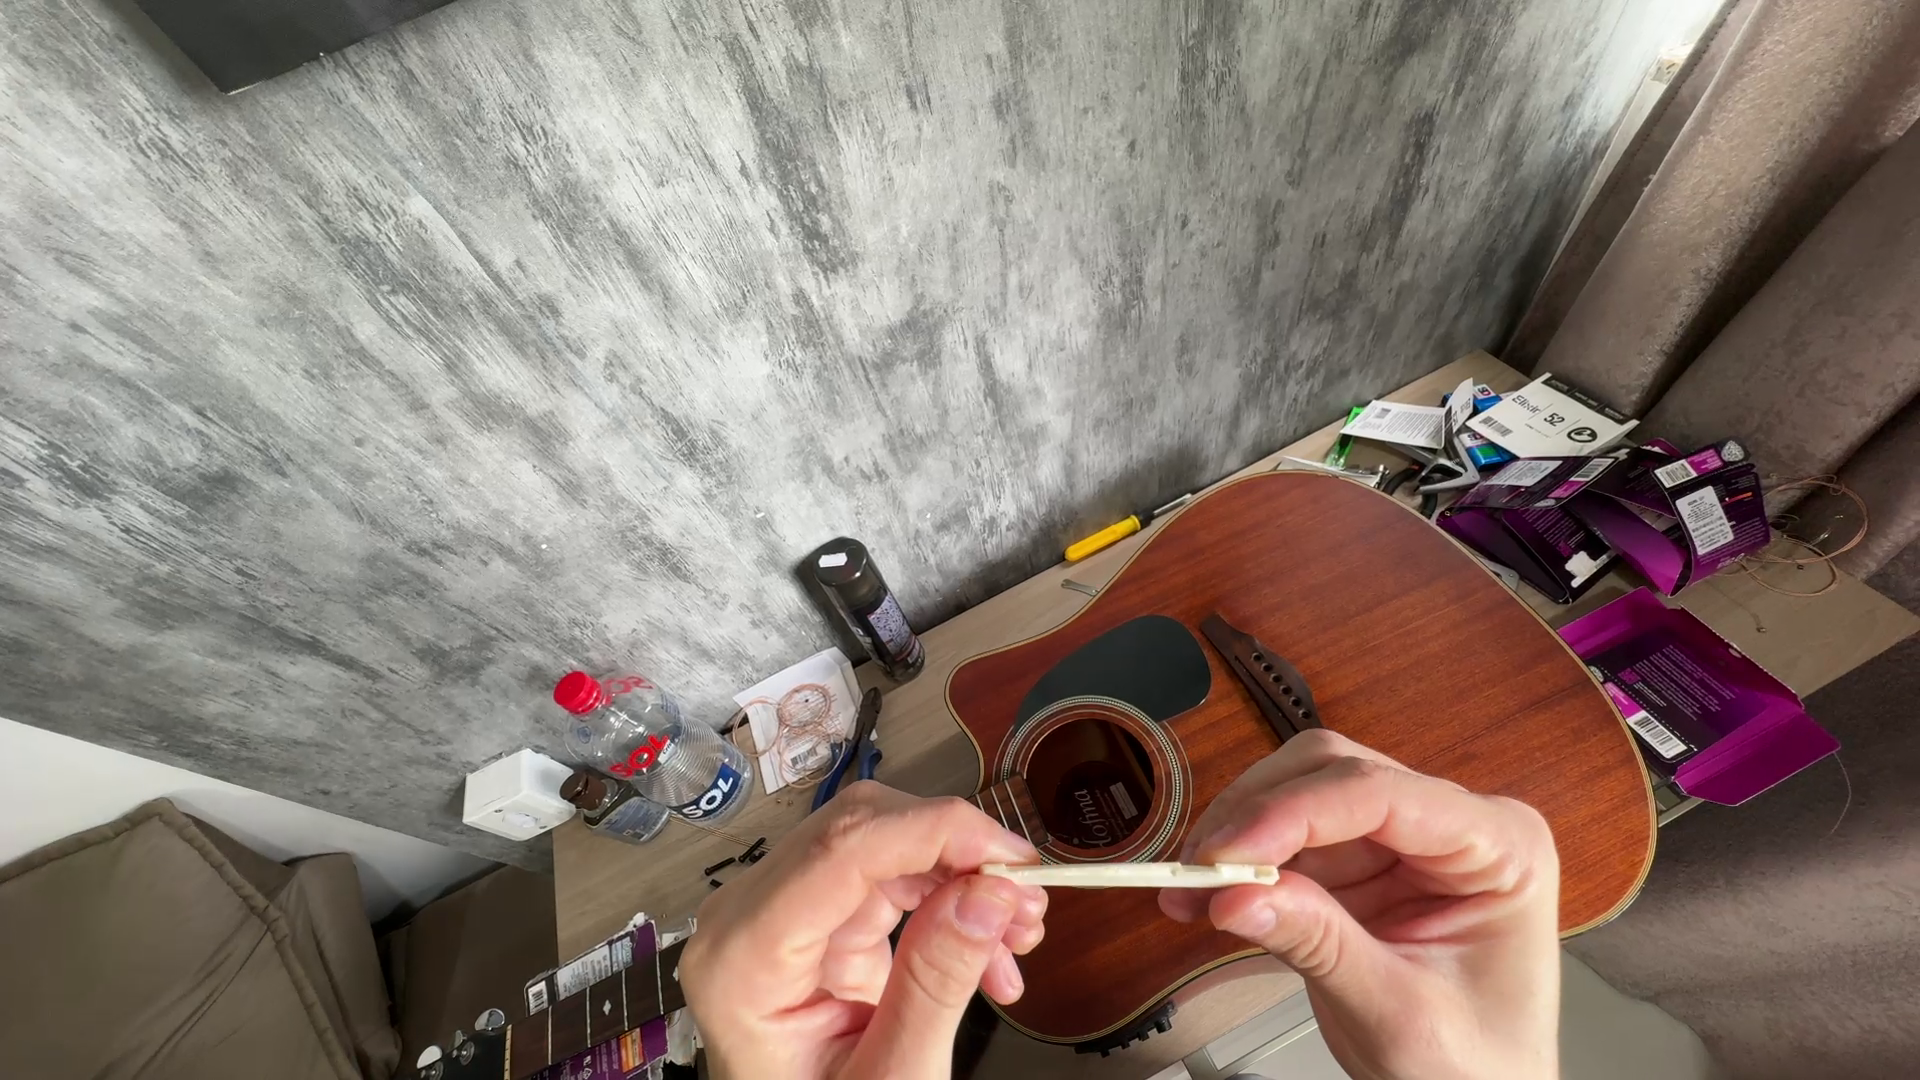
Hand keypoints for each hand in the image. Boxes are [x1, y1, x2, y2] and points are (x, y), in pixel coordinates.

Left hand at [681, 781, 1047, 1079]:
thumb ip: (935, 987)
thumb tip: (990, 893)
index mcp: (742, 957)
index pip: (838, 850)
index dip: (931, 832)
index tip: (1010, 856)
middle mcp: (753, 910)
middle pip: (862, 830)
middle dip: (957, 853)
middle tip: (1028, 899)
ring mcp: (786, 904)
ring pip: (887, 841)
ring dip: (963, 875)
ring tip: (1021, 931)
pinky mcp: (821, 911)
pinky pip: (895, 875)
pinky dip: (950, 899)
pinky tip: (991, 947)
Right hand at [1159, 730, 1560, 1079]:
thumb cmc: (1472, 1071)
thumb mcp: (1401, 1021)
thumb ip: (1322, 949)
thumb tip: (1232, 897)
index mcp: (1498, 845)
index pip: (1379, 794)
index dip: (1292, 813)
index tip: (1223, 856)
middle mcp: (1444, 816)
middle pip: (1327, 771)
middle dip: (1255, 815)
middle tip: (1199, 868)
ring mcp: (1392, 828)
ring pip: (1290, 785)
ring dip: (1232, 831)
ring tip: (1188, 885)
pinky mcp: (1348, 848)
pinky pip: (1276, 827)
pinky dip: (1233, 854)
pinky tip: (1200, 888)